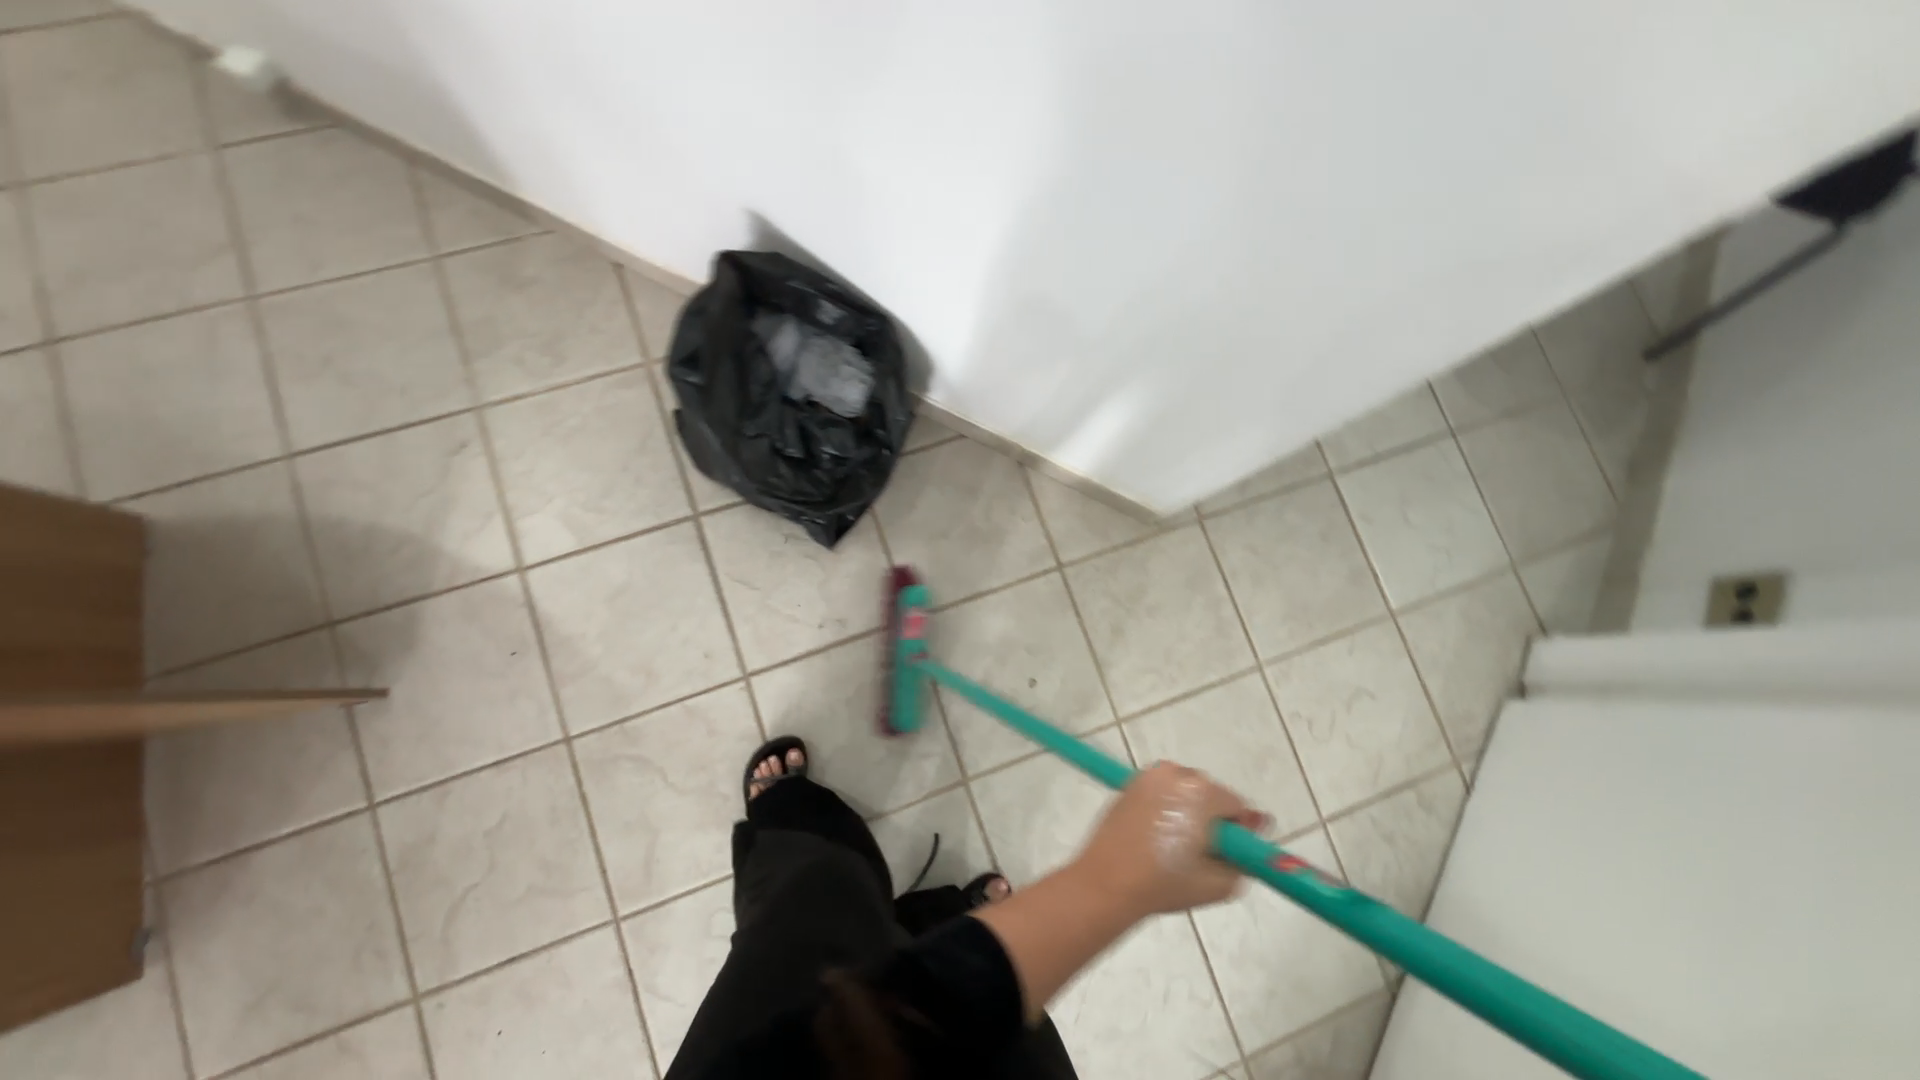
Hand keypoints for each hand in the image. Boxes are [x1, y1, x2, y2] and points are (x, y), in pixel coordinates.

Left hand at [1070, 762, 1264, 916]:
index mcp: (1201, 791)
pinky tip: (1156, 835)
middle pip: (1210, 794)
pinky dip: (1166, 807)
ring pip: (1185, 791)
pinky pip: (1162, 792)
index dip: (1237, 832)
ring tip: (1175, 844)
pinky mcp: (1129, 784)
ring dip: (1188, 811)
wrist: (1107, 882)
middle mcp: (1176, 773)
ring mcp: (1149, 775)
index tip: (1226, 854)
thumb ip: (1247, 859)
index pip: (1237, 806)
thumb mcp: (1219, 883)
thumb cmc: (1164, 883)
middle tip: (1199, 852)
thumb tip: (1253, 834)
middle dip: (1211, 819)